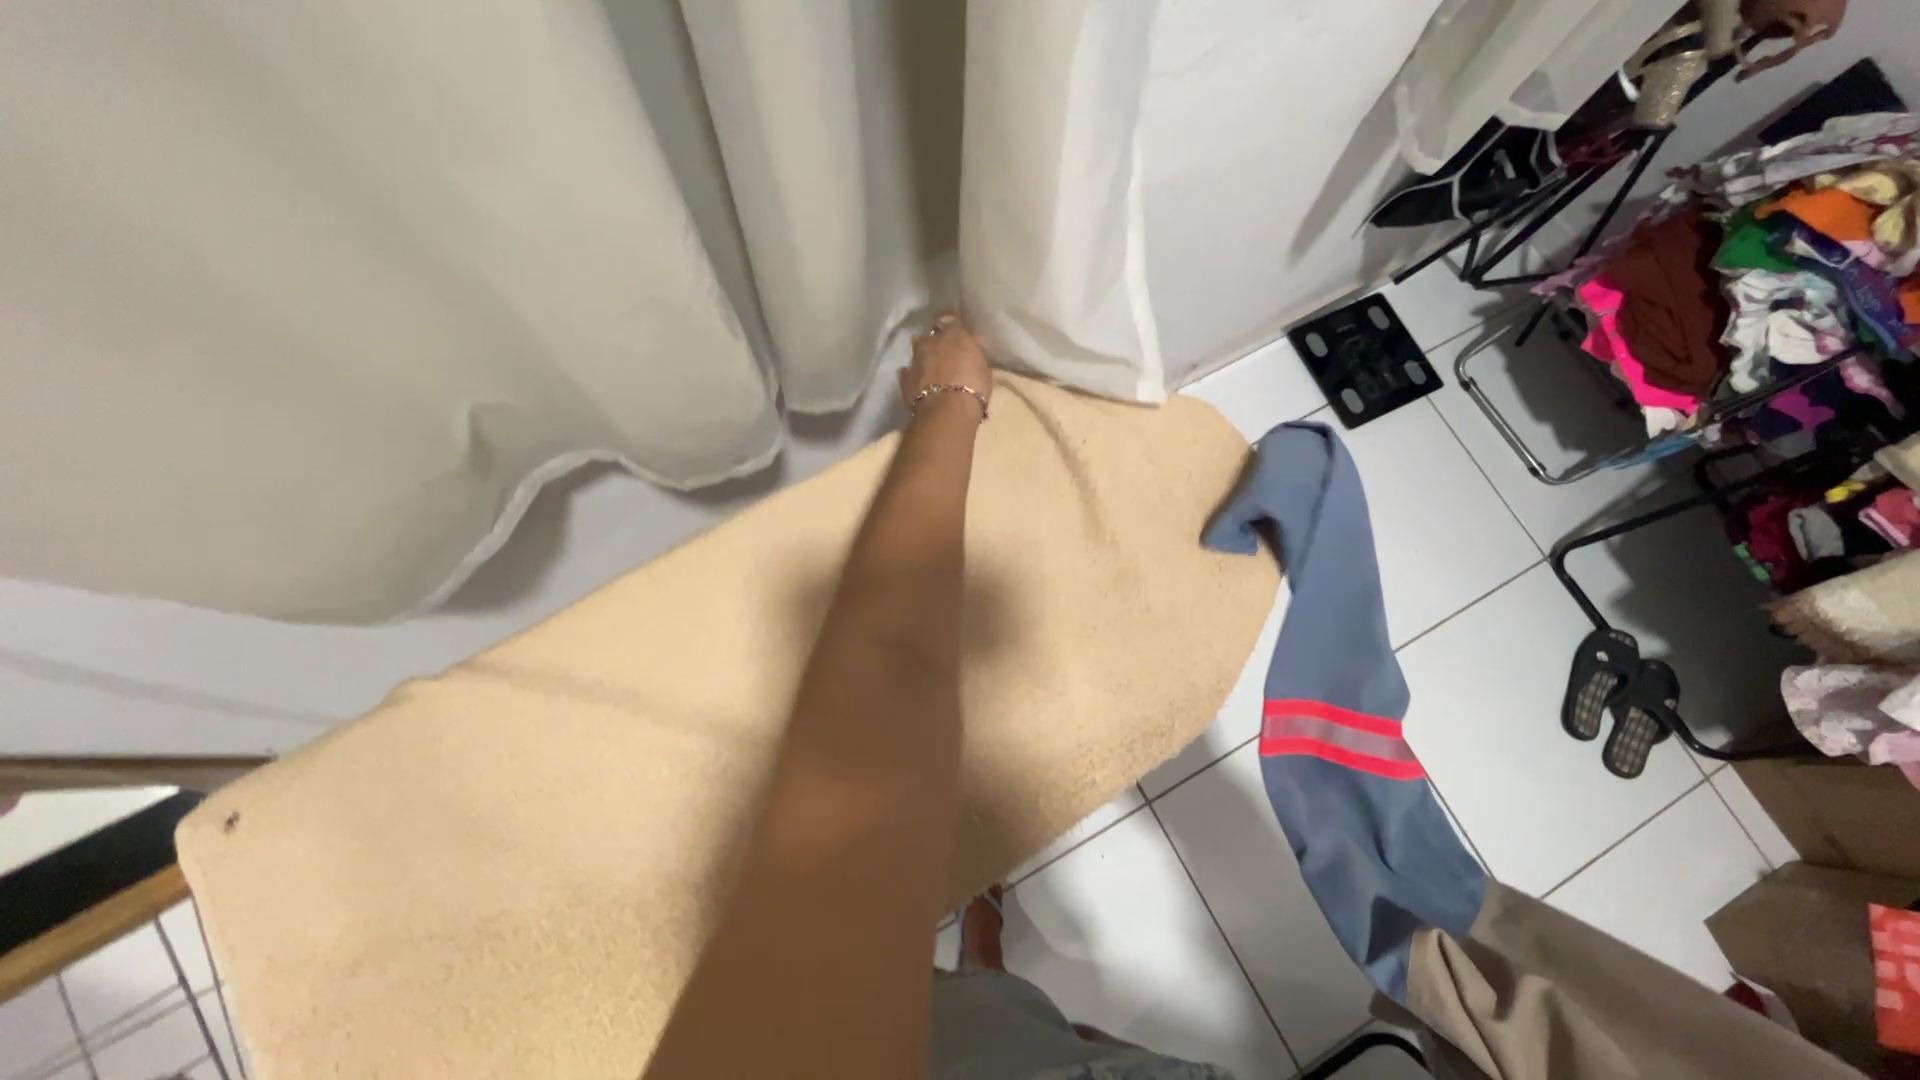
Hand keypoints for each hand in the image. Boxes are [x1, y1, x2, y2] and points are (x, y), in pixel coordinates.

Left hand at [900, 314, 991, 418]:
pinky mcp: (904, 378)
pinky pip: (908, 372)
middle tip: (944, 355)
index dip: (952, 327)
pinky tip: (919, 384)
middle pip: (930, 336)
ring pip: (917, 351)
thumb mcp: (984, 369)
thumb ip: (976, 355)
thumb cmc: (974, 387)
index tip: (957, 336)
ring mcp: (915, 359)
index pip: (951, 320)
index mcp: (954, 335)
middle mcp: (931, 342)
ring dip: (923, 357)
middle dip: (935, 342)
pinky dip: (913, 375)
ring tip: (931, 370)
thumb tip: (974, 347)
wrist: (948, 410)